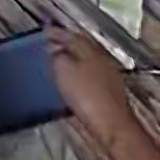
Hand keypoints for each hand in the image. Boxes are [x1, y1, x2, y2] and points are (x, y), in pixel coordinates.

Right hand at [47, 27, 133, 145]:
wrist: (114, 128)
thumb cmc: (87, 97)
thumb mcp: (63, 70)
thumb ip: (56, 55)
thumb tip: (54, 49)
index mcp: (91, 51)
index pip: (71, 35)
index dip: (56, 32)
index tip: (45, 31)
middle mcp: (103, 60)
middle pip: (81, 46)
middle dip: (66, 44)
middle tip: (51, 44)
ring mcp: (110, 78)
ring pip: (87, 61)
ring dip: (73, 60)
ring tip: (59, 62)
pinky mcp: (111, 96)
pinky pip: (92, 76)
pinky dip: (81, 74)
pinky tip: (73, 82)